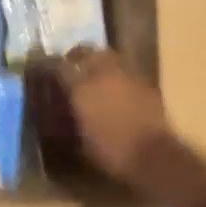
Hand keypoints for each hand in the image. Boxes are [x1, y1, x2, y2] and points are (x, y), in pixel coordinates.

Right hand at [58, 50, 175, 180]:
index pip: (61, 66)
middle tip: (74, 63)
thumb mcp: (82, 140)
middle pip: (86, 51)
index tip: (51, 71)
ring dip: (101, 60)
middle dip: (79, 55)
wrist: (154, 156)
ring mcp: (126, 74)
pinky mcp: (146, 82)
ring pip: (109, 55)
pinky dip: (121, 73)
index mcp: (81, 88)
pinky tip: (121, 85)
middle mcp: (102, 74)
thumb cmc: (112, 153)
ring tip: (98, 71)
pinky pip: (128, 69)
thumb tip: (71, 113)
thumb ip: (74, 119)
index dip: (55, 67)